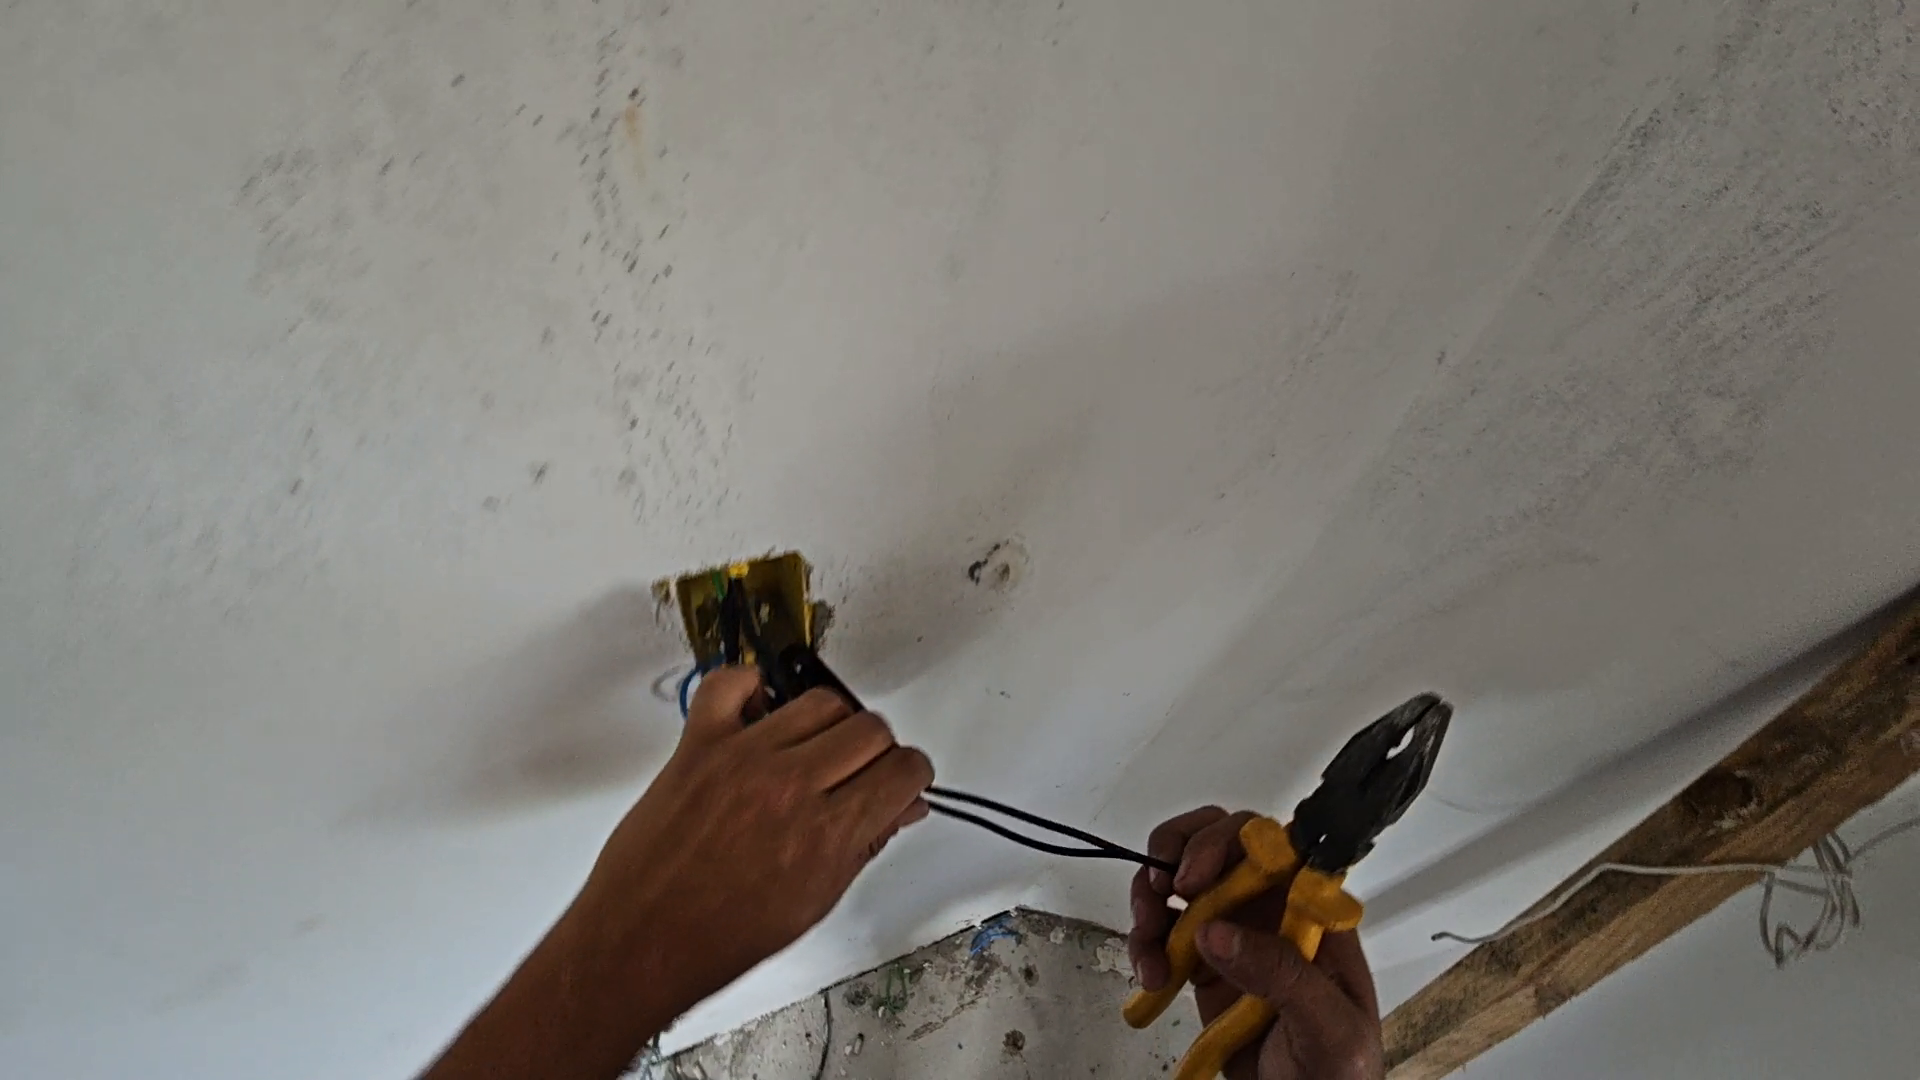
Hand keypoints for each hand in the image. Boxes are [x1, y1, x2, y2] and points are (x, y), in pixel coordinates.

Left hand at [565, 667, 934, 1023]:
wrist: (638, 944)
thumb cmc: (721, 936)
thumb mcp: (815, 900)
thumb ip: (867, 842)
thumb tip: (904, 806)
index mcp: (827, 833)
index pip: (904, 770)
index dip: (912, 774)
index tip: (901, 777)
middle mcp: (791, 786)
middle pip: (871, 728)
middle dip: (877, 750)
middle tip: (858, 770)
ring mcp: (743, 757)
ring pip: (821, 700)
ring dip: (829, 722)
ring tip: (813, 748)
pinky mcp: (699, 743)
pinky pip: (730, 682)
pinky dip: (750, 685)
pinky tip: (760, 711)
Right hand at [1127, 807, 1383, 1079]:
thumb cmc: (1335, 1076)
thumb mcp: (1330, 1031)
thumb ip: (1283, 977)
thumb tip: (1212, 930)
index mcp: (1308, 909)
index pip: (1274, 842)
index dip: (1228, 839)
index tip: (1195, 875)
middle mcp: (1267, 903)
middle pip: (1218, 838)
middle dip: (1180, 852)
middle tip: (1163, 889)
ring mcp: (1230, 924)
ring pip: (1180, 870)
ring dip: (1150, 895)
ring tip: (1146, 941)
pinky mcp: (1197, 952)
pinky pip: (1160, 921)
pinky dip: (1142, 938)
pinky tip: (1148, 975)